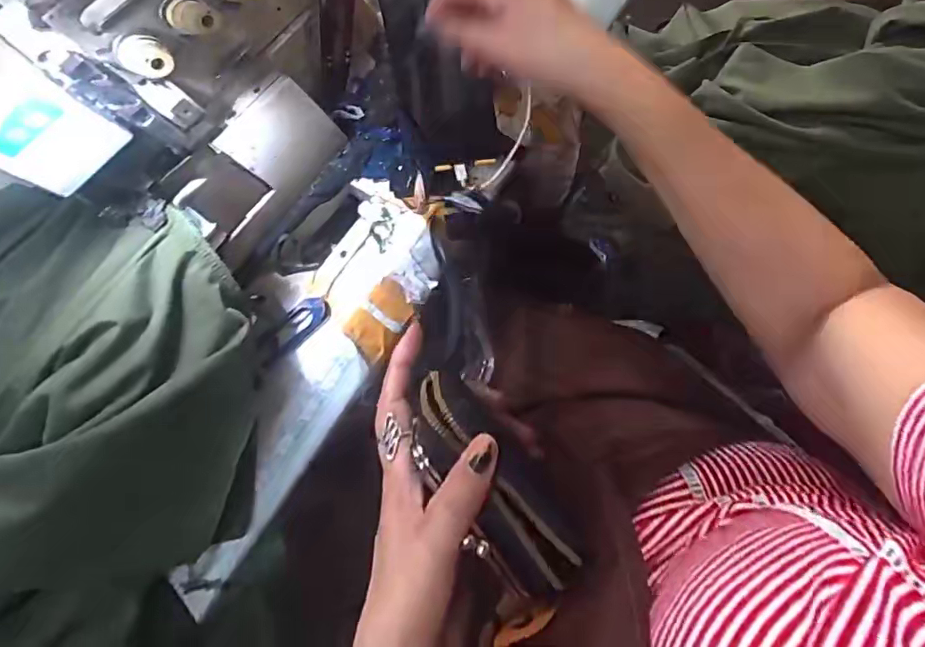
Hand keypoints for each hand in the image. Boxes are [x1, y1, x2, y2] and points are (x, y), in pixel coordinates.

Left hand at [354, 323, 496, 646]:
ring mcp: (435, 499)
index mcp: (399, 473)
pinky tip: (523, 470)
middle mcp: (414, 476)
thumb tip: (486, 436)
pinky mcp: (455, 524)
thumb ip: (458, 491)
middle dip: (471, 402)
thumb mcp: (432, 541)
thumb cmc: (404, 594)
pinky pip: (478, 479)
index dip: (400, 366)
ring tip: (531, 442)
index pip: (393, 407)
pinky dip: (500, 467)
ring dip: (492, 435)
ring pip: (462, 447)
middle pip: (438, 420)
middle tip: (511, 408)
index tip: (416, 329)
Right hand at [424, 0, 631, 101]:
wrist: (596, 69)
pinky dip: (495, 37)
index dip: (436, 5)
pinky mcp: (544, 12)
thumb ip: (457, 31)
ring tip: (474, 64)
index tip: (429, 32)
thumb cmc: (544, 55)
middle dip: (457, 22)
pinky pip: (507, 18)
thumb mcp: (492, 45)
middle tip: (452, 51)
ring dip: (476, 34)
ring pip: (489, 8)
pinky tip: (494, 62)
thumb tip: (435, 24)